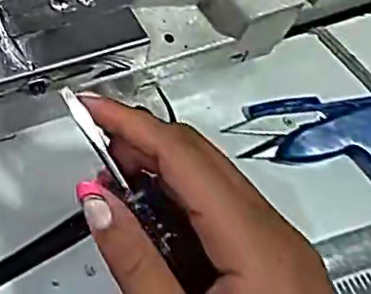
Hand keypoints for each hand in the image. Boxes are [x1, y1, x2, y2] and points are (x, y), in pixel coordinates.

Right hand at [76, 97, 332, 293]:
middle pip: (195, 155)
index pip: (181, 153)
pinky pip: (219, 208)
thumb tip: (96, 200)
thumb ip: (134, 260)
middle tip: (93, 149)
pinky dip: (178, 202)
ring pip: (206, 177)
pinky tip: (152, 224)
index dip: (128, 121)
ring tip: (115, 191)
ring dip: (156, 173)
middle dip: (139, 143)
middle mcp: (278, 237)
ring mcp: (282, 250)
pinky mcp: (276, 265)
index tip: (89, 106)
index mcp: (261, 246)